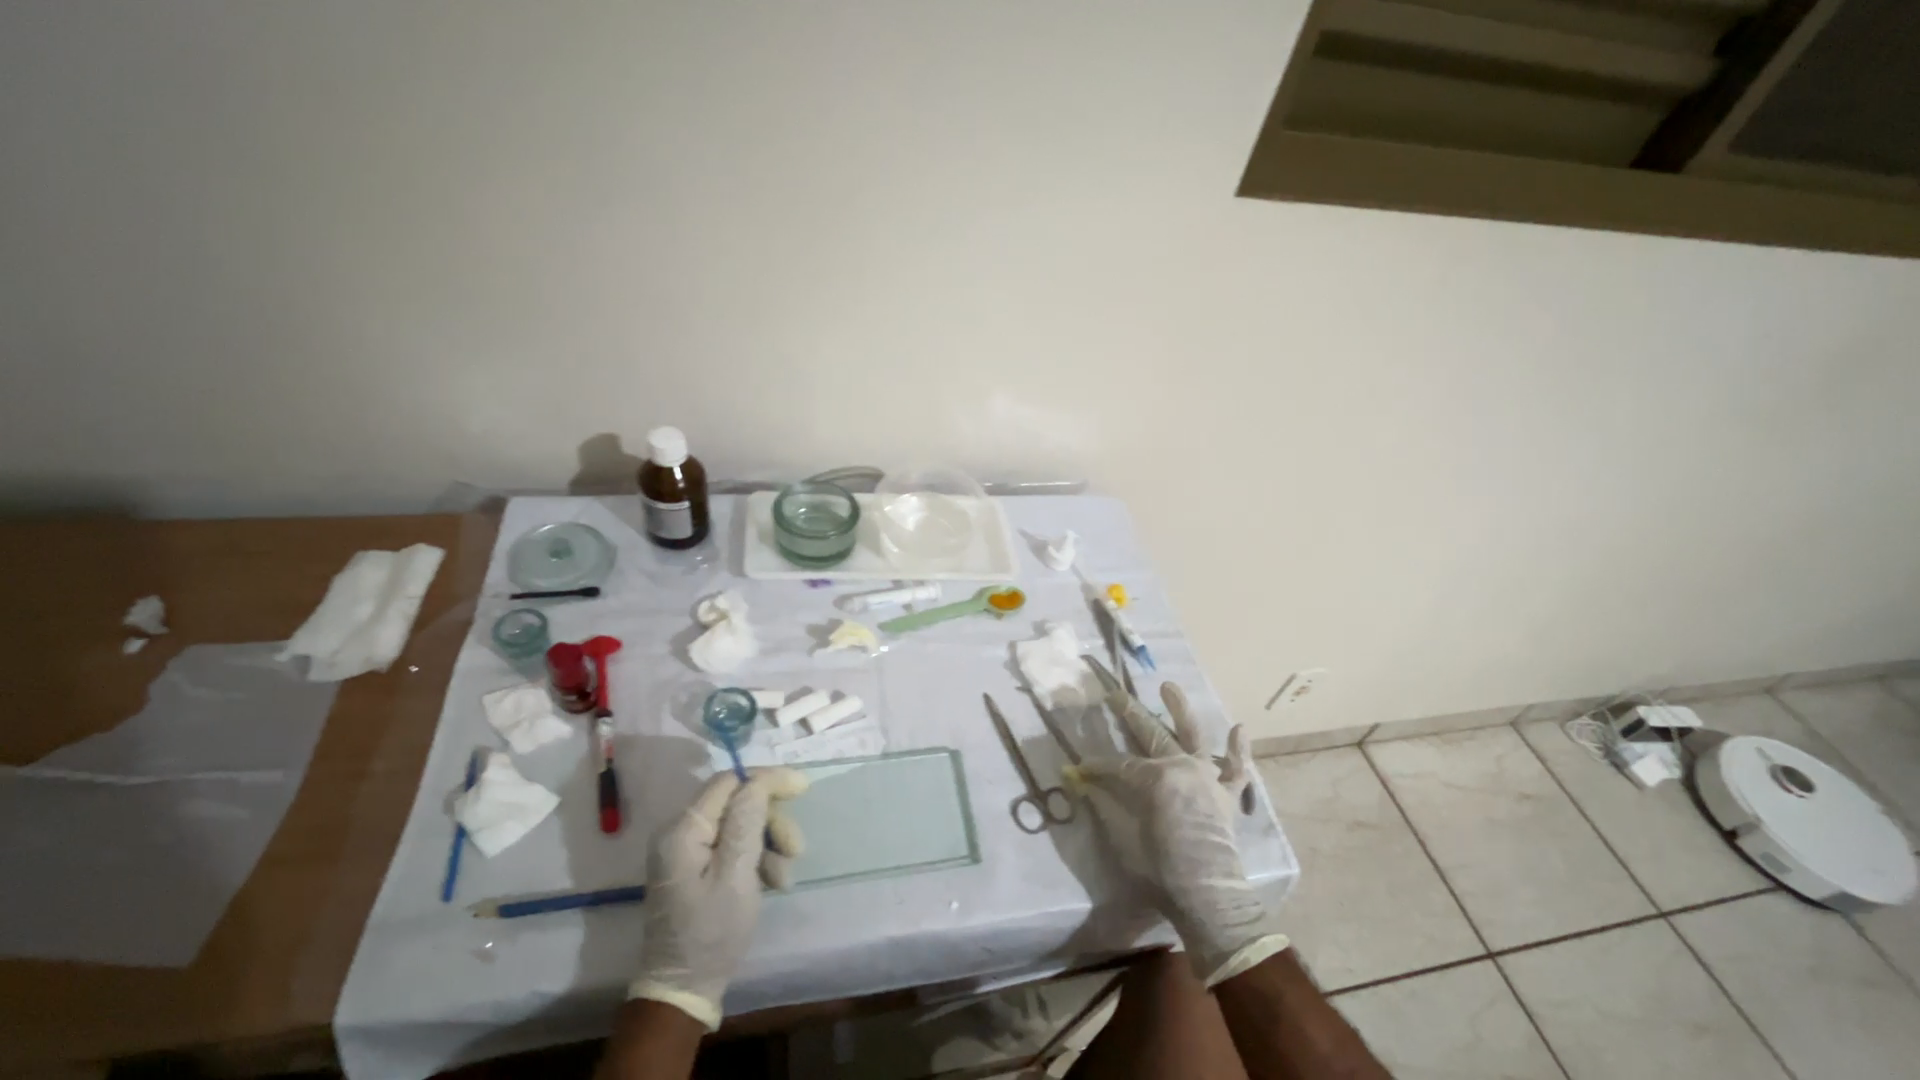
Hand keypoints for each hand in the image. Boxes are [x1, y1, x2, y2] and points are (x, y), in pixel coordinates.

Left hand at [626, 768, 808, 1028]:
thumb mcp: (736, 876)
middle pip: (738, 804)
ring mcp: (688, 852)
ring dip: (770, 844)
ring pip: (741, 826)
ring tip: (783, 878)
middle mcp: (681, 833)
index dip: (767, 781)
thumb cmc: (711, 933)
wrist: (684, 989)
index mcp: (683, 830)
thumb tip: (760, 780)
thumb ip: (747, 823)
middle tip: (796, 850)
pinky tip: (773, 883)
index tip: (804, 789)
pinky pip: (734, 847)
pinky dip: (758, 860)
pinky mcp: (697, 869)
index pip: (729, 782)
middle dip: (772, 821)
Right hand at [1068, 680, 1289, 986]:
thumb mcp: (1124, 837)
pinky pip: (1236, 769)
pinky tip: (1239, 728)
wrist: (1209, 894)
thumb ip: (1106, 804)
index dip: (1097, 766)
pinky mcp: (1229, 795)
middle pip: (1151, 734)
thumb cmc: (1161, 870)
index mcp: (1155, 777)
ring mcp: (1208, 778)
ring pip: (1194, 735)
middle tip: (1114, 694)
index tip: (1080, 768)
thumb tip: (1084, 781)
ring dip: (1180, 709)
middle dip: (1129, 713)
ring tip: (1169, 685)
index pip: (1118, 764)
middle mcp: (1182, 767)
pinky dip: (1238, 749)